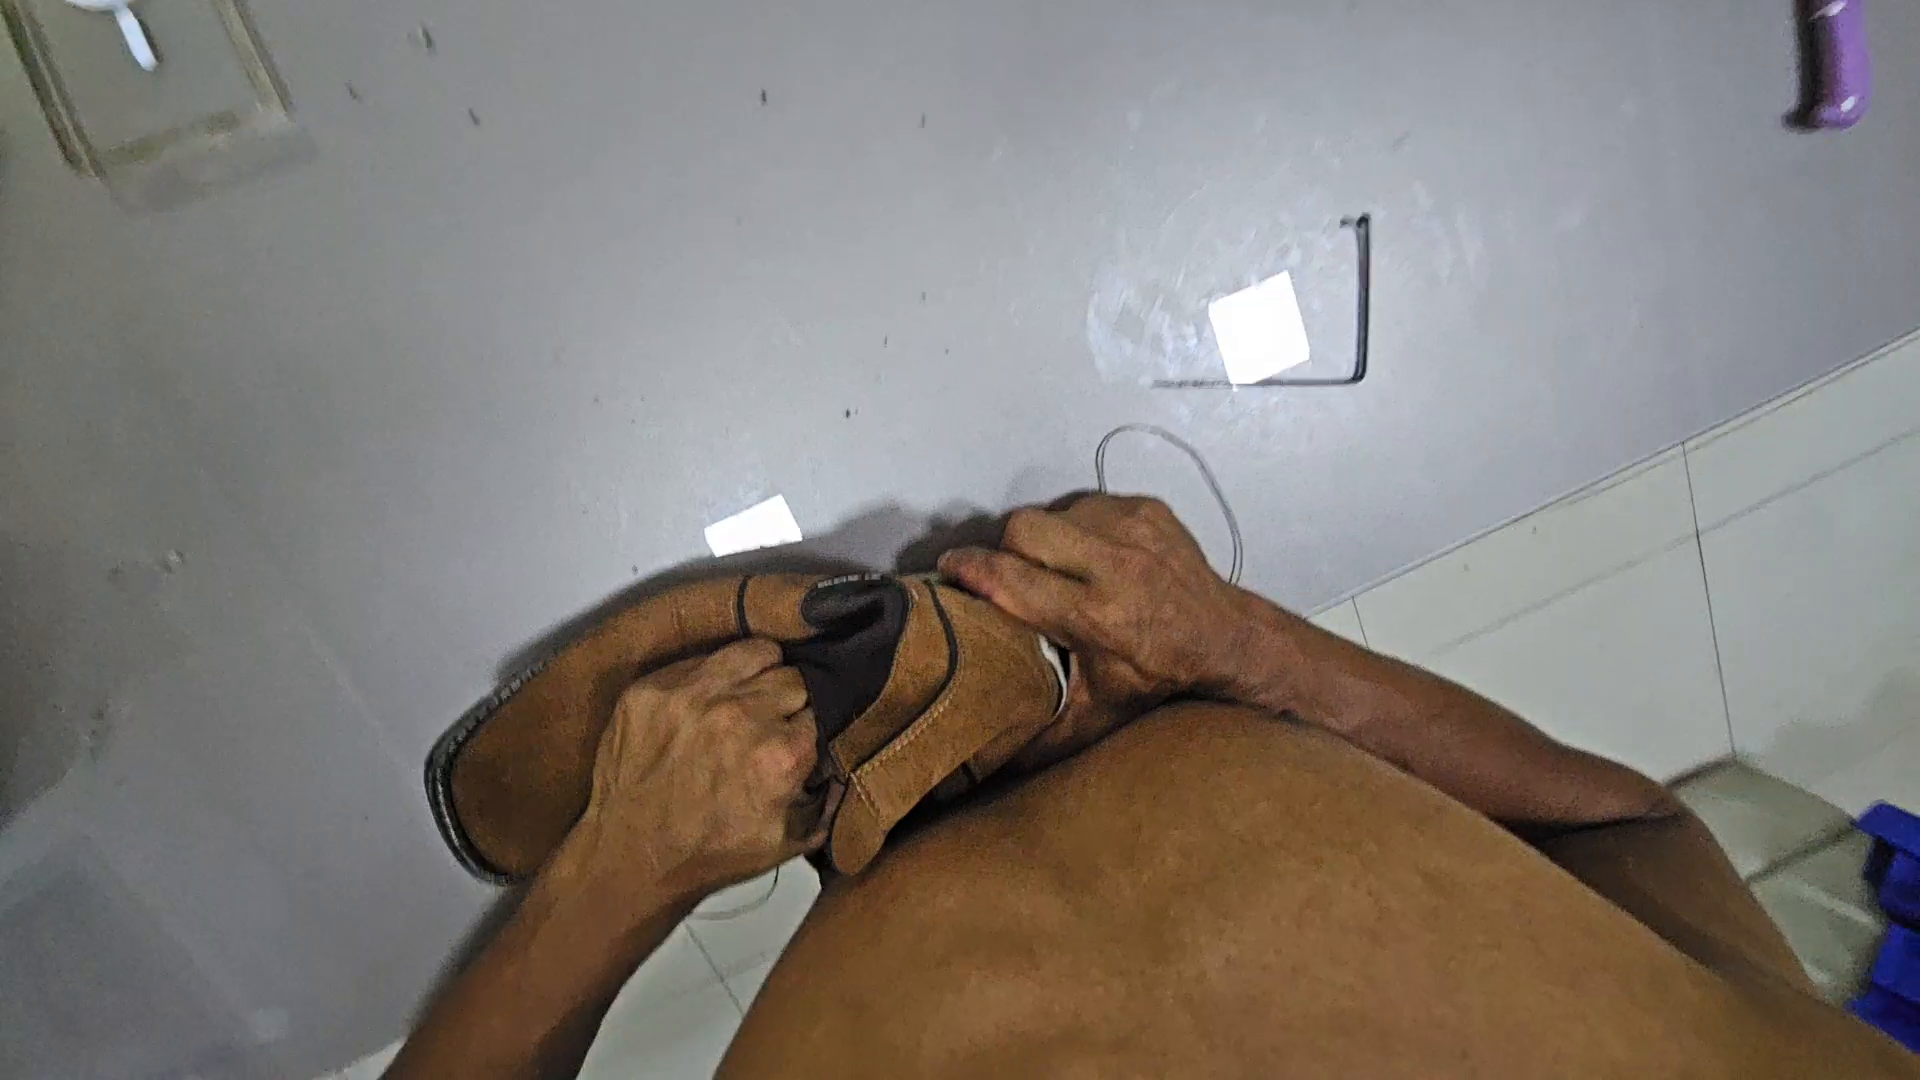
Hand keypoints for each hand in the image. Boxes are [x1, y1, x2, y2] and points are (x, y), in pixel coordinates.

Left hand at [570, 639, 825, 904]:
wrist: (627, 859)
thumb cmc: (712, 852)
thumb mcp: (791, 841)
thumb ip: (832, 799)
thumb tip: (856, 761)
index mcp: (780, 755)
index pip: (822, 710)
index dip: (813, 724)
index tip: (801, 735)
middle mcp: (740, 715)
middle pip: (795, 679)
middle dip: (791, 701)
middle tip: (775, 722)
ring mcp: (692, 695)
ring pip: (758, 652)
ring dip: (762, 673)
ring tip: (751, 695)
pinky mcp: (653, 687)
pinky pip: (707, 657)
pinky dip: (717, 675)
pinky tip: (711, 701)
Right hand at [938, 494, 1258, 762]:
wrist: (1229, 639)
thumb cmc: (1157, 681)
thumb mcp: (1097, 715)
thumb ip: (1039, 738)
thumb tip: (980, 768)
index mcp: (1097, 615)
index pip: (1012, 578)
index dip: (971, 569)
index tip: (949, 567)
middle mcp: (1115, 565)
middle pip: (1025, 529)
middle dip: (1006, 548)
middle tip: (1008, 571)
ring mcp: (1134, 528)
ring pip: (1052, 513)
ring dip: (1043, 538)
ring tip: (1054, 565)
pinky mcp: (1148, 507)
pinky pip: (1085, 505)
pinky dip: (1076, 527)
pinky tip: (1090, 553)